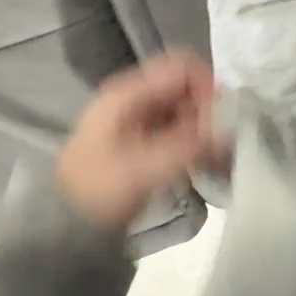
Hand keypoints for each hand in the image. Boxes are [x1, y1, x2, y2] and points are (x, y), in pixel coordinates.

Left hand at [57, 52, 221, 230]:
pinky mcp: (142, 142)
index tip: (225, 118)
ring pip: (183, 110)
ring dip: (204, 128)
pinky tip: (206, 163)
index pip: (181, 68)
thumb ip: (191, 145)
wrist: (64, 227)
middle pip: (184, 88)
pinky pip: (177, 129)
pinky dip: (194, 141)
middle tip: (225, 142)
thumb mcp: (146, 168)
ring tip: (220, 157)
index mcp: (128, 93)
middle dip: (209, 110)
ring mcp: (136, 120)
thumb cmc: (100, 190)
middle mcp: (134, 98)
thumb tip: (230, 129)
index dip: (208, 87)